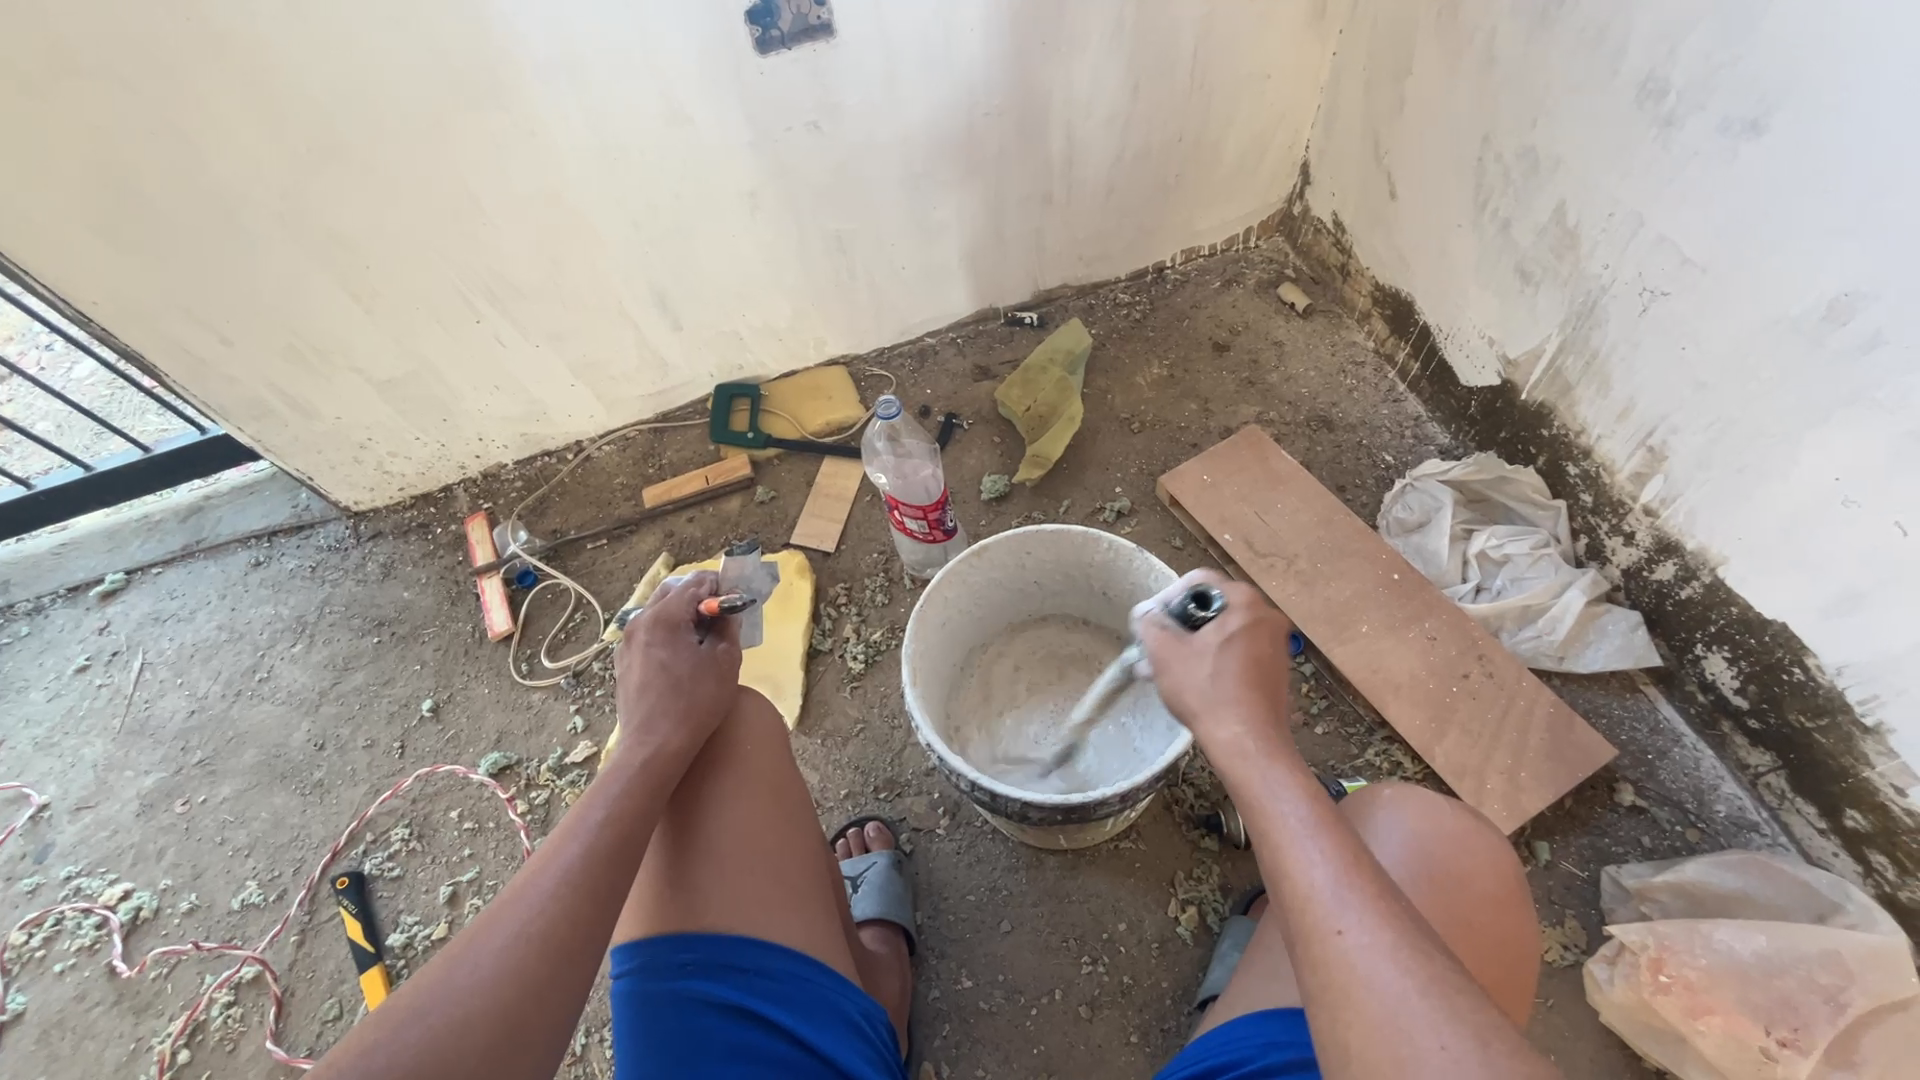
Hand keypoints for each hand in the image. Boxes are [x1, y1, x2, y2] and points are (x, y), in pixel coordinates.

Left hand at [613, 571, 742, 763]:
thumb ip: (728, 626)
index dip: (720, 586)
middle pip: (672, 591)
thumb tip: (728, 610)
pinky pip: (649, 631)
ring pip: (658, 611)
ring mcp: (627, 641)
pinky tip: (683, 654)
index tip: (736, 600)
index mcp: (664, 617)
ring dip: (682, 613)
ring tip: (704, 637)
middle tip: (721, 616)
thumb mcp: (725, 661)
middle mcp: (639, 621)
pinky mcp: (624, 660)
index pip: (695, 582)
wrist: (654, 747)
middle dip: (699, 596)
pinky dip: (668, 631)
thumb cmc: (696, 702)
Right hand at [1134, 569, 1299, 762]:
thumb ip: (1150, 624)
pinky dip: (1209, 661)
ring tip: (1158, 669)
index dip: (1167, 598)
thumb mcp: (1165, 652)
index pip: (1198, 581)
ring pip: (1220, 633)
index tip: (1150, 623)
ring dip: (1188, 647)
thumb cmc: (1207, 691)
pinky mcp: (1273, 671)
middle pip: (1210, 608)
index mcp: (1245, 602)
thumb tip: (1144, 614)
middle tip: (1152, 648)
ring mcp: (1274, 645)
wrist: (1248, 744)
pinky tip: (1185, 683)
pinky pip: (1235, 653)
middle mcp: (1266, 617)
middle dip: (1176, 628)